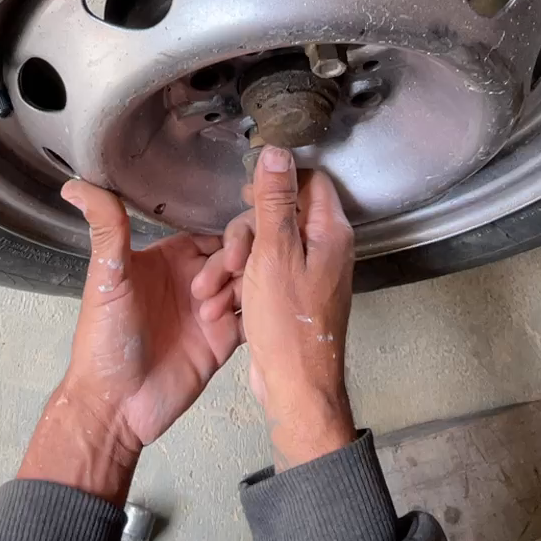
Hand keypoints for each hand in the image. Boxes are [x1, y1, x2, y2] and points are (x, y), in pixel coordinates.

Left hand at [18, 178, 243, 502]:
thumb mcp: (107, 275)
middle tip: (209, 289)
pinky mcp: (227, 339)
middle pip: (238, 252)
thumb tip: (73, 183)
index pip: (213, 229)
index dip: (227, 231)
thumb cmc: (107, 337)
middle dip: (234, 262)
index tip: (230, 243)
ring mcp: (215, 308)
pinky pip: (254, 314)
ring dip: (239, 290)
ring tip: (211, 314)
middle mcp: (198, 276)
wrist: (117, 406)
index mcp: (174, 256)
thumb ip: (106, 226)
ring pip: (250, 280)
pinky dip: (257, 312)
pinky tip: (245, 321)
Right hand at [191, 146, 357, 468]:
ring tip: (211, 291)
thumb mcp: (274, 252)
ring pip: (264, 246)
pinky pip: (262, 274)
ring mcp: (308, 273)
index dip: (277, 182)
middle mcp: (324, 247)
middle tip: (228, 259)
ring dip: (233, 264)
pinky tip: (219, 305)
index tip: (248, 197)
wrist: (295, 389)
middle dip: (244, 234)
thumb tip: (278, 151)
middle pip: (280, 215)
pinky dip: (240, 285)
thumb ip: (274, 200)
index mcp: (330, 231)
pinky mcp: (291, 295)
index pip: (309, 181)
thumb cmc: (288, 322)